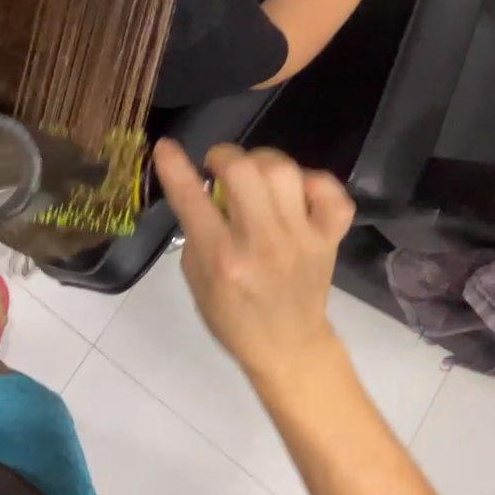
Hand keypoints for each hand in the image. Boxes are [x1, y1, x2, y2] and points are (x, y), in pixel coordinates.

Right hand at [153, 141, 354, 383]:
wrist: (288, 347)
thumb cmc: (230, 314)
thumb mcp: (195, 275)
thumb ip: (195, 229)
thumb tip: (199, 185)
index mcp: (221, 256)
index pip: (191, 198)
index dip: (173, 165)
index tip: (165, 146)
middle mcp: (261, 242)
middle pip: (243, 170)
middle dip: (223, 155)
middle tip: (217, 167)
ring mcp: (301, 239)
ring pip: (283, 170)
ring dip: (261, 162)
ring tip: (253, 175)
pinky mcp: (329, 239)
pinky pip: (329, 191)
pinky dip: (311, 181)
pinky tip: (294, 191)